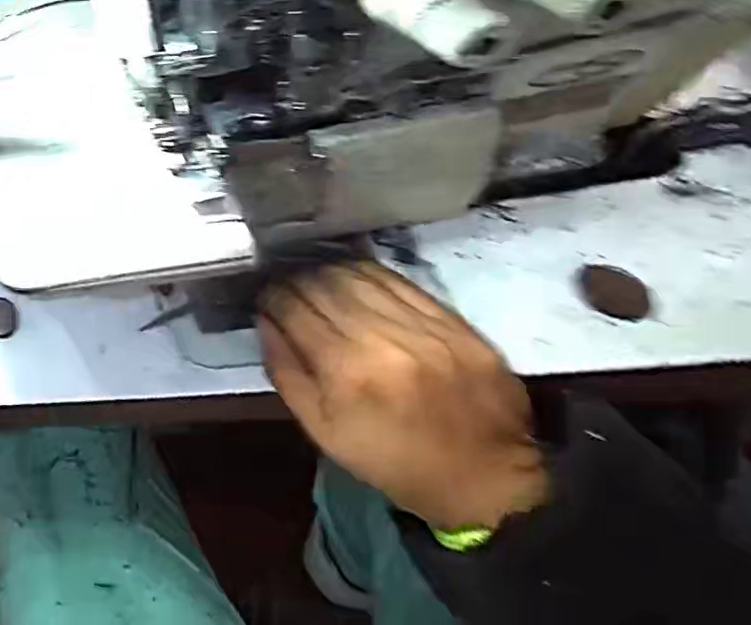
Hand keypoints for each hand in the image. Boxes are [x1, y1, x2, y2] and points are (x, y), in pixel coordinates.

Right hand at [258, 262, 547, 530]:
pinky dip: (365, 273)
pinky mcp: (451, 320)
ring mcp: (422, 326)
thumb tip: (265, 321)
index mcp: (346, 372)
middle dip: (294, 280)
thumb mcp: (323, 432)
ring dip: (326, 271)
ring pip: (356, 274)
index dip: (271, 296)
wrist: (485, 480)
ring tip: (316, 278)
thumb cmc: (393, 461)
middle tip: (286, 286)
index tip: (265, 297)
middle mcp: (383, 339)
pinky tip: (353, 277)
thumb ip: (285, 372)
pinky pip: (396, 279)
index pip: (293, 309)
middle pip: (321, 284)